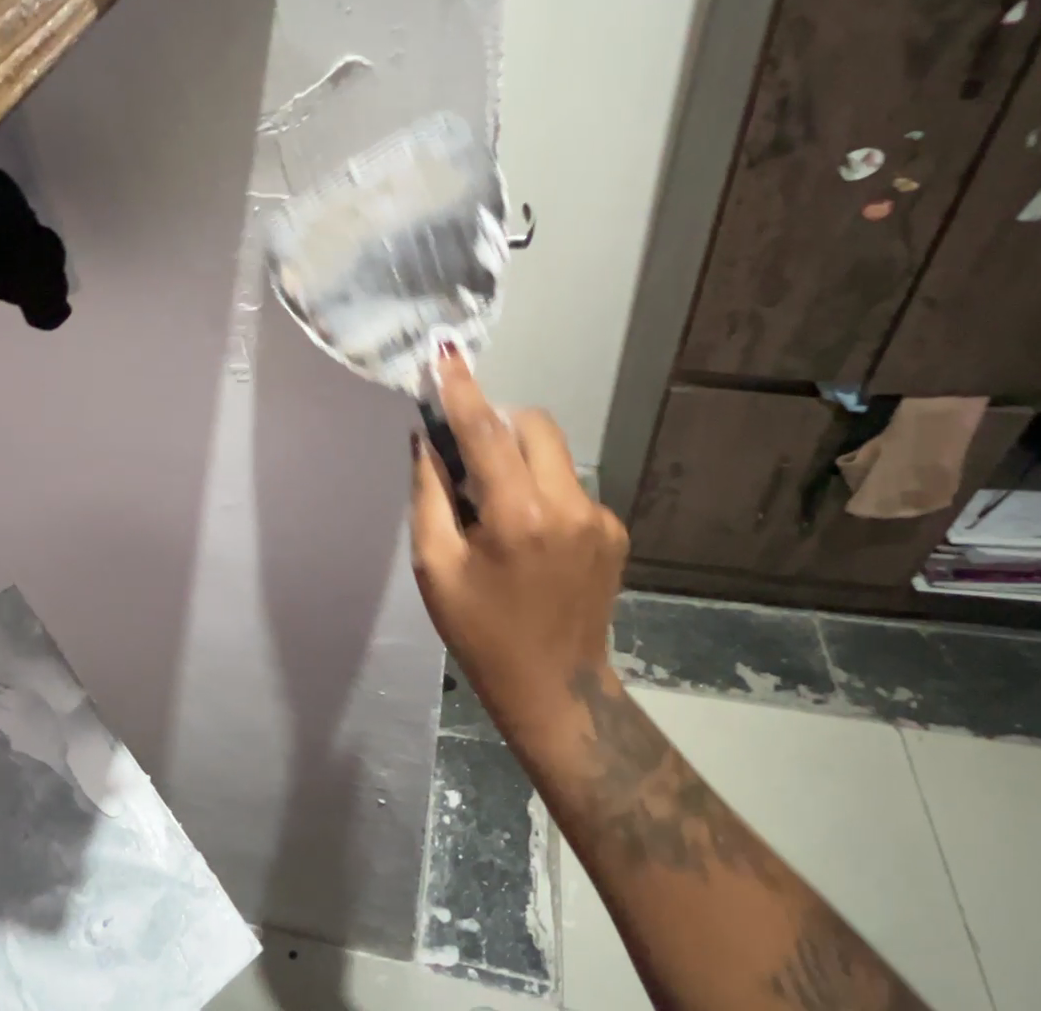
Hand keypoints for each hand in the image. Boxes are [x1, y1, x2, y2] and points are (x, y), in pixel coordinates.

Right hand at [410, 351, 628, 728]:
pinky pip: (569, 486)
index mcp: (518, 518)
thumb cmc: (480, 632)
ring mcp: (600, 518)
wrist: (555, 685)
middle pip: (533, 426)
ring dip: (518, 460)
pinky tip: (527, 536)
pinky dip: (541, 491)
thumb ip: (429, 496)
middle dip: (497, 426)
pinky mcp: (614, 531)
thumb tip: (426, 440)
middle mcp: (569, 506)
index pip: (487, 434)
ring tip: (495, 509)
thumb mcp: (436, 568)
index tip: (445, 355)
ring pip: (554, 454)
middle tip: (466, 459)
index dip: (462, 392)